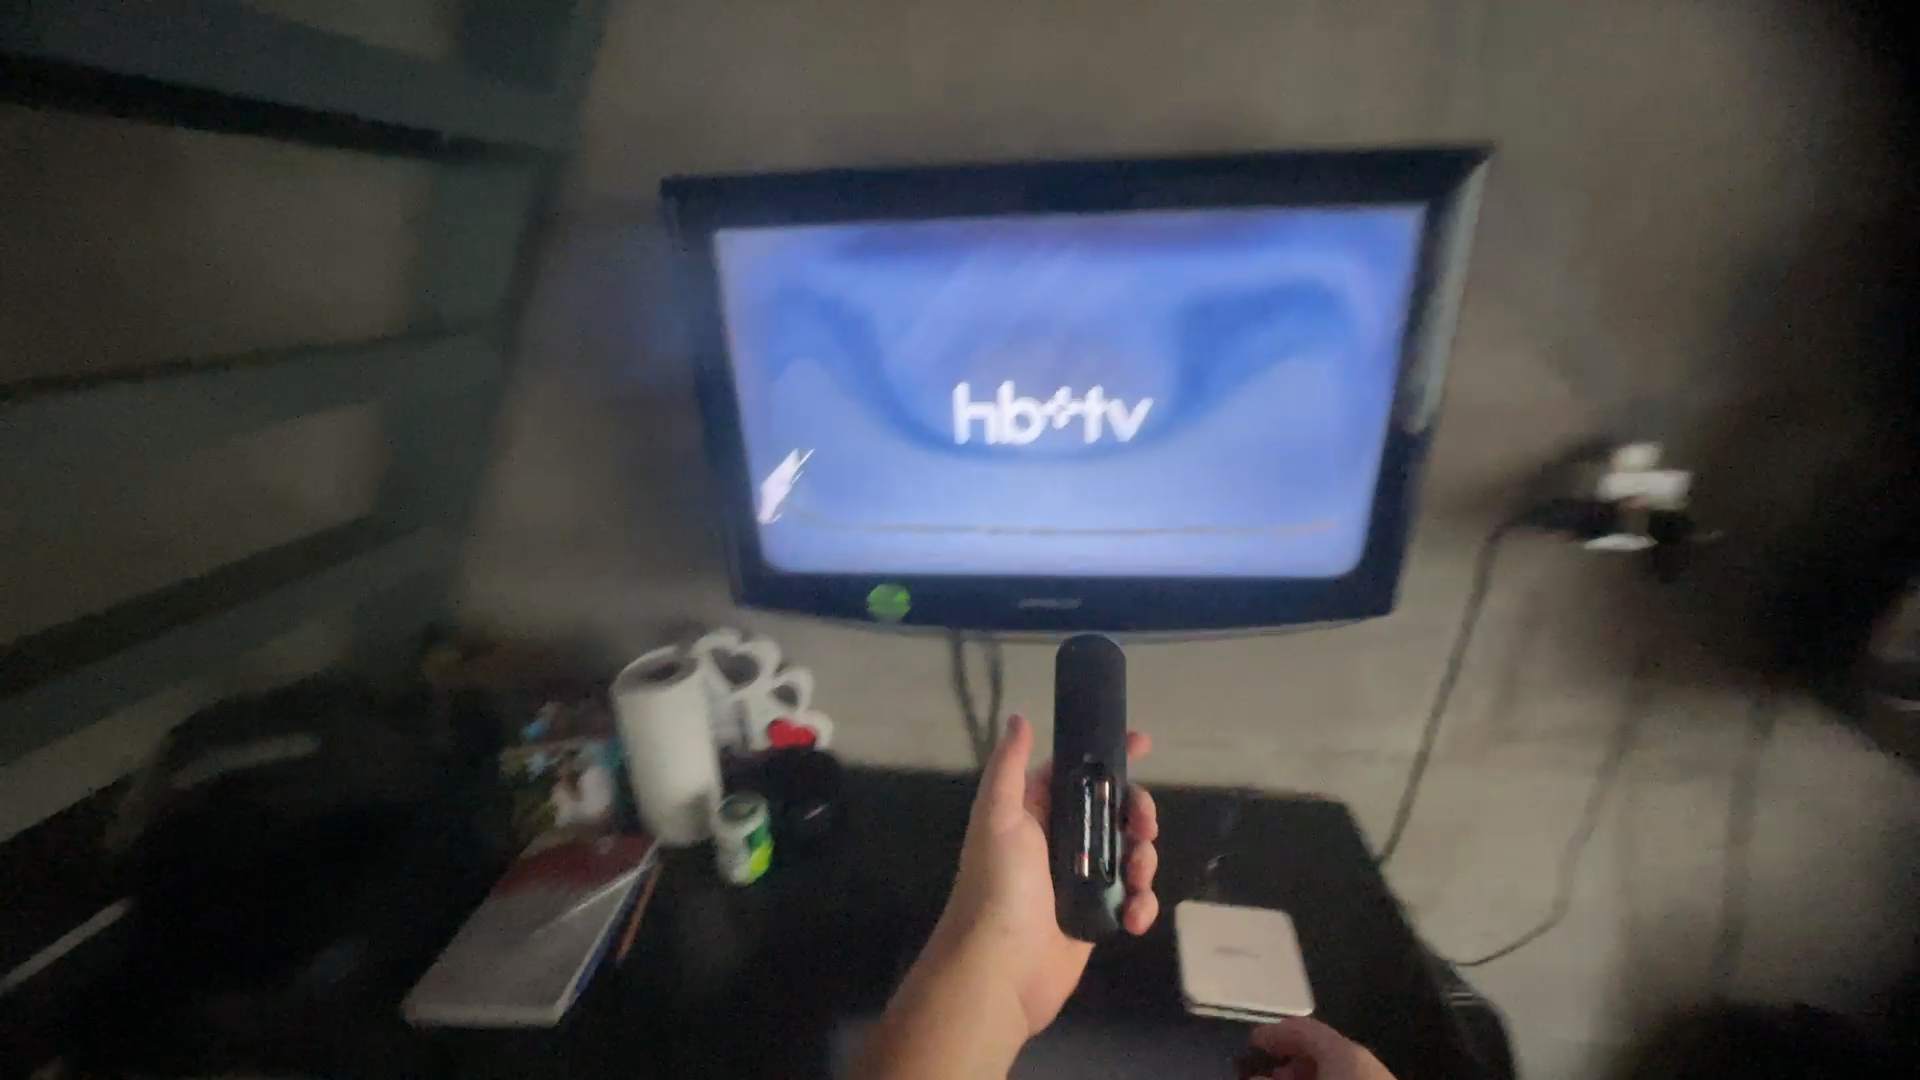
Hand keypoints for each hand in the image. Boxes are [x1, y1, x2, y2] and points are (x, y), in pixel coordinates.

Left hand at [928, 714, 1159, 1034]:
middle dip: (1137, 812)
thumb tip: (1020, 718)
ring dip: (1144, 859)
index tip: (1143, 743)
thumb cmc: (998, 884)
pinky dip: (1142, 904)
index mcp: (1035, 810)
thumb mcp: (997, 816)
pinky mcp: (1095, 915)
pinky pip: (1132, 898)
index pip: (1077, 772)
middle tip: (1144, 825)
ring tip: (1138, 876)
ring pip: (1129, 852)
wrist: (1000, 969)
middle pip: (1113, 810)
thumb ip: (1008, 766)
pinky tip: (1135, 916)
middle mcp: (1059, 839)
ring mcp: (1079, 879)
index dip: (1109, 757)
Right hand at [1246, 1018, 1398, 1079]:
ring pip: (1336, 1070)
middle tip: (1268, 1070)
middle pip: (1320, 1048)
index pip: (1303, 1028)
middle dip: (1291, 1057)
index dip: (1274, 1033)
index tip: (1253, 1043)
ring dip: (1308, 1076)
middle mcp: (1362, 1062)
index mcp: (1343, 1051)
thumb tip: (1253, 1079)